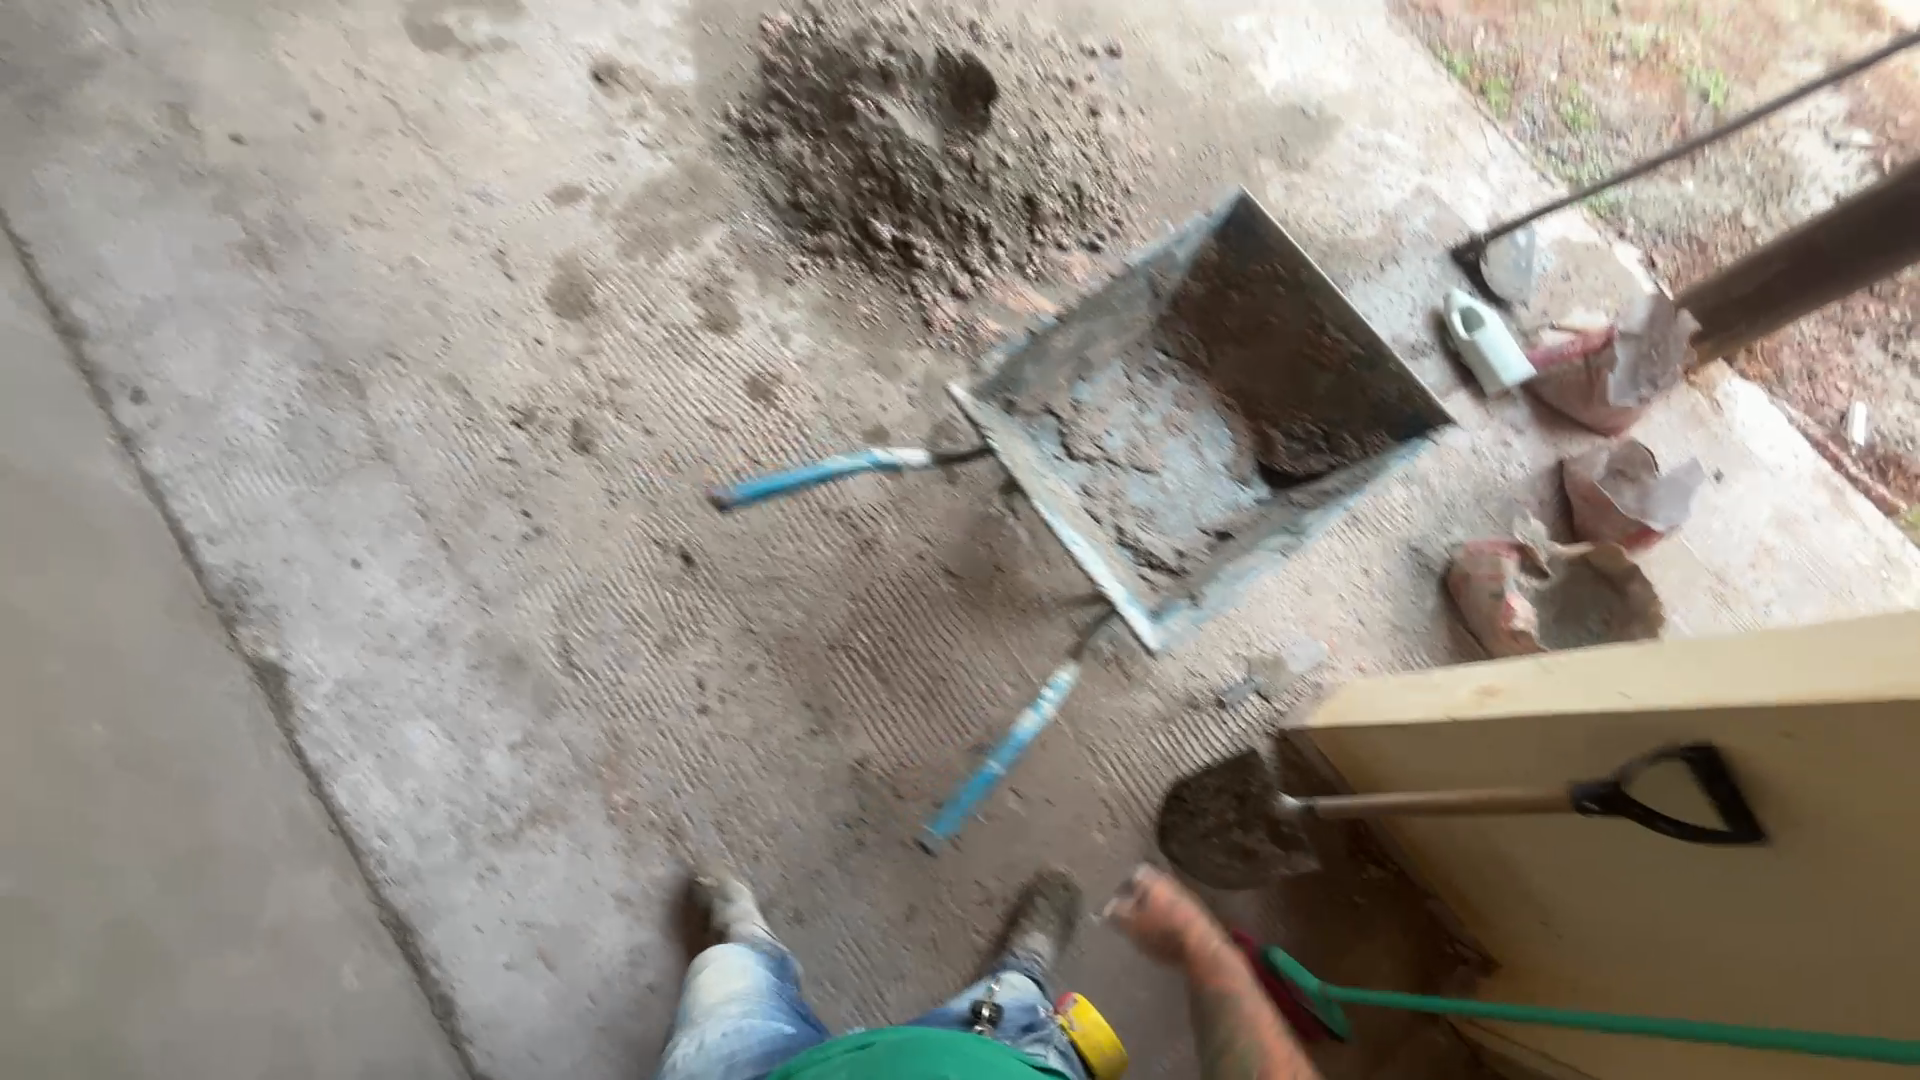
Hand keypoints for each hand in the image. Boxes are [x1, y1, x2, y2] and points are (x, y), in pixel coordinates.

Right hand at [1101, 864, 1230, 967]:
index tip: (1117, 900)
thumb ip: (1116, 913)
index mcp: (1151, 878)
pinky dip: (1168, 919)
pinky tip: (1164, 935)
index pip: (1133, 874)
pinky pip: (1177, 912)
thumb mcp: (1130, 924)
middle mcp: (1169, 881)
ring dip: (1156, 909)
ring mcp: (1187, 897)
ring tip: (1146, 926)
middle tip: (1130, 913)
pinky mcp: (1198, 915)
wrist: (1202, 948)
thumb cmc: (1160, 931)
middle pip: (1151, 885)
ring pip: (1165, 898)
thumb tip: (1107, 906)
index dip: (1124, 886)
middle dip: (1140, 897)